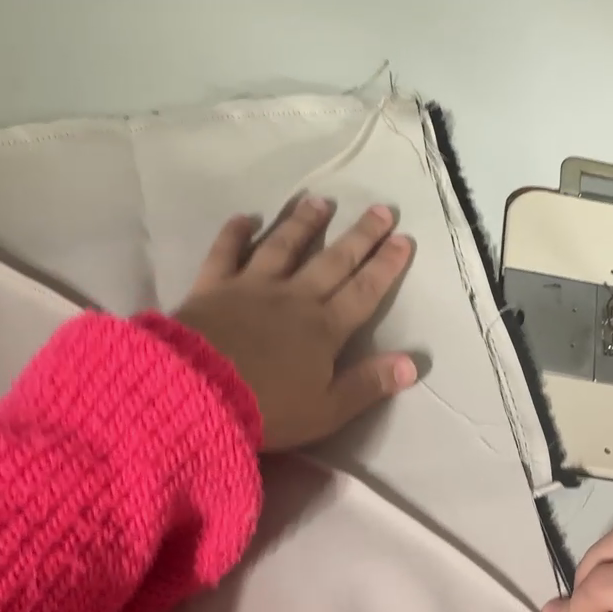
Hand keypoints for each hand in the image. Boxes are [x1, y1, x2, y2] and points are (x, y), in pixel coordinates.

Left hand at [174, 197, 419, 450]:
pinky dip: (235, 232)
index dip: (386, 267)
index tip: (403, 239)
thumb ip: (368, 385)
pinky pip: (226, 251)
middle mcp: (294, 298)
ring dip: (303, 223)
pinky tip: (245, 217)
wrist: (200, 393)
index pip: (363, 292)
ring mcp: (252, 287)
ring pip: (283, 246)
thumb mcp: (328, 410)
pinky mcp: (213, 287)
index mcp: (325, 330)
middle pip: (332, 261)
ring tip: (320, 201)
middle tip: (380, 208)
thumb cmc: (269, 409)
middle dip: (359, 236)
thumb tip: (412, 363)